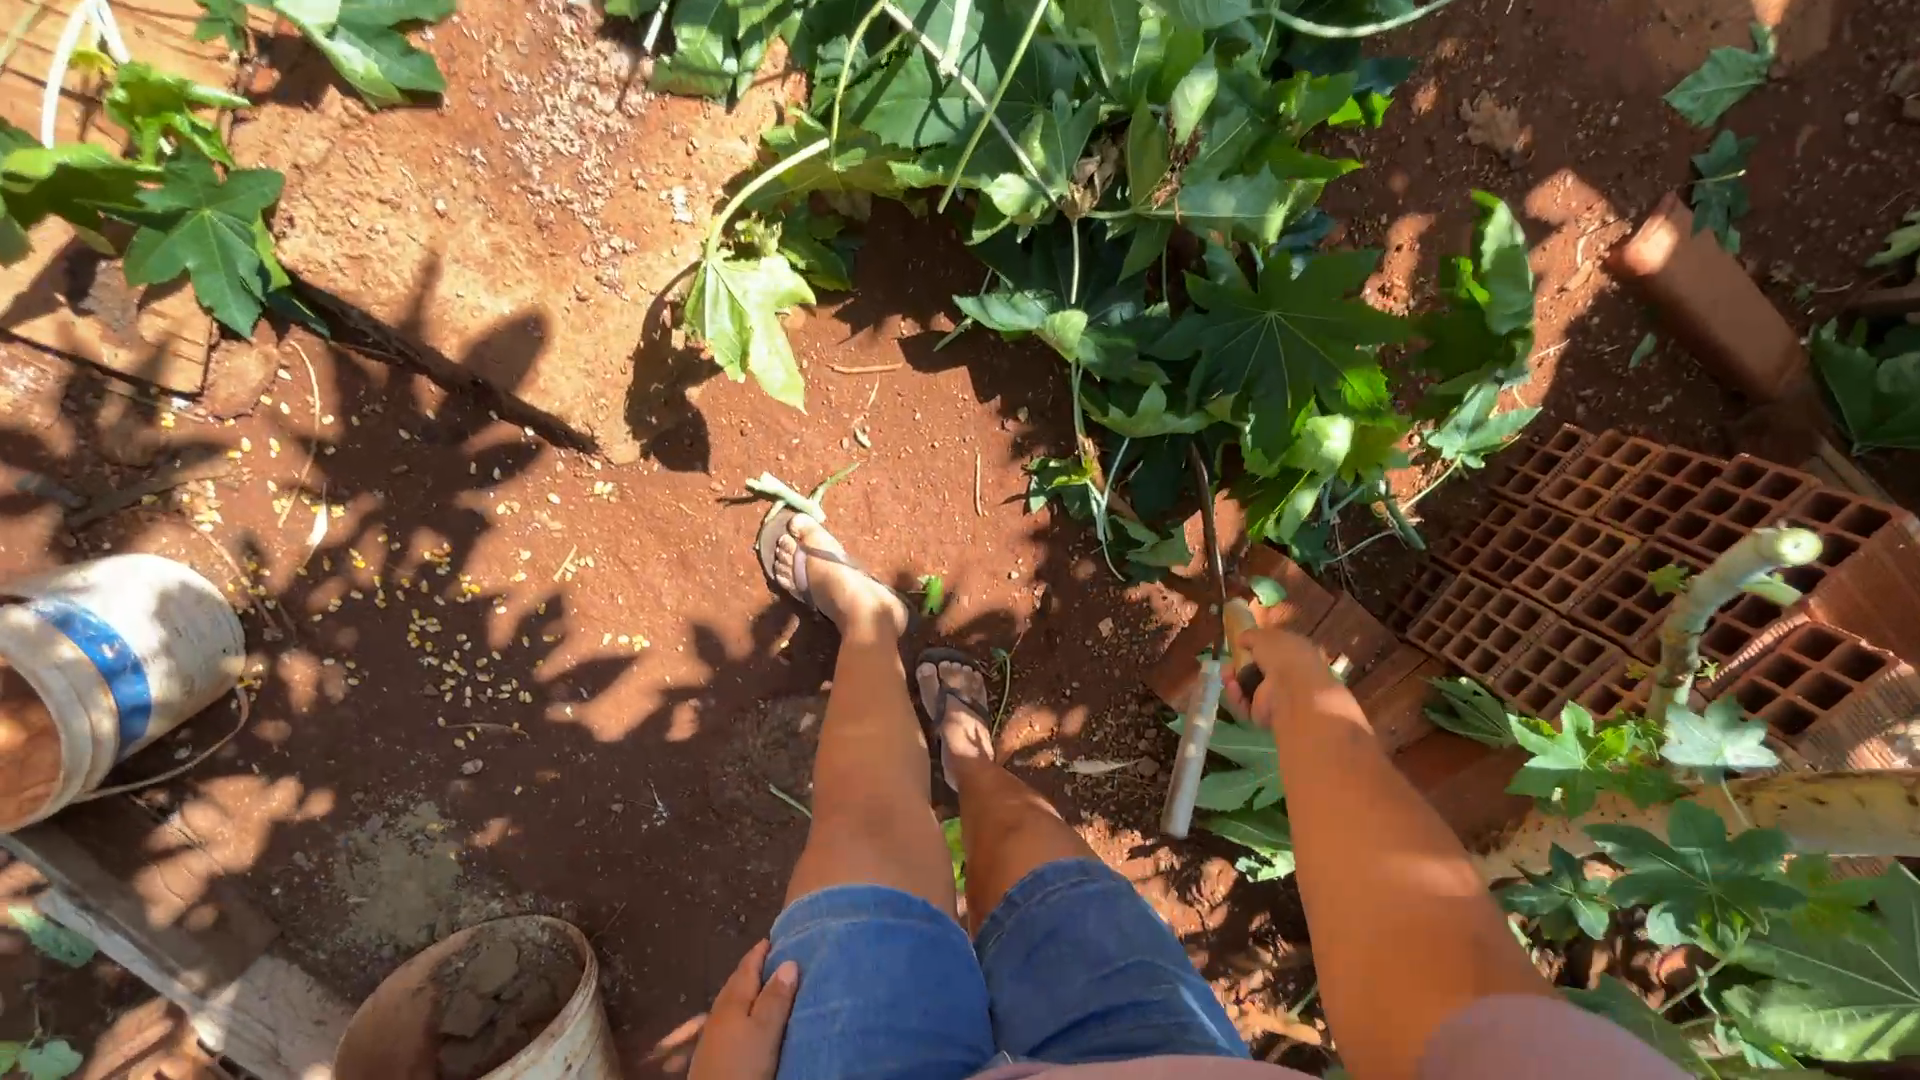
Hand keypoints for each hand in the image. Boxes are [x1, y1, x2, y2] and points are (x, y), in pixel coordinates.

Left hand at [689, 940, 799, 1079]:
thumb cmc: (741, 1065)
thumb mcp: (765, 1031)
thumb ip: (776, 998)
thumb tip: (788, 961)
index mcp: (732, 1000)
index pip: (746, 967)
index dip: (760, 952)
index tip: (774, 937)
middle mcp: (719, 1012)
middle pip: (736, 983)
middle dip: (753, 968)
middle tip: (773, 957)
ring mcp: (712, 1033)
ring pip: (731, 1001)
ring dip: (747, 990)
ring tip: (765, 986)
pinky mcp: (712, 1053)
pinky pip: (729, 1019)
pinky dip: (742, 1010)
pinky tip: (747, 1020)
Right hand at [1226, 627, 1364, 733]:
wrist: (1293, 690)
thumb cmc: (1284, 656)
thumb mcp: (1264, 636)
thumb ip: (1250, 636)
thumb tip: (1241, 640)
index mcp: (1295, 655)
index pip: (1274, 652)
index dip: (1256, 648)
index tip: (1240, 646)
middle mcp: (1288, 677)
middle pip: (1256, 671)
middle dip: (1238, 667)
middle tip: (1228, 665)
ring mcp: (1277, 698)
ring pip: (1247, 689)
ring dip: (1234, 681)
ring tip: (1227, 675)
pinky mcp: (1265, 715)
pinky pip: (1245, 705)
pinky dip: (1236, 696)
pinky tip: (1233, 687)